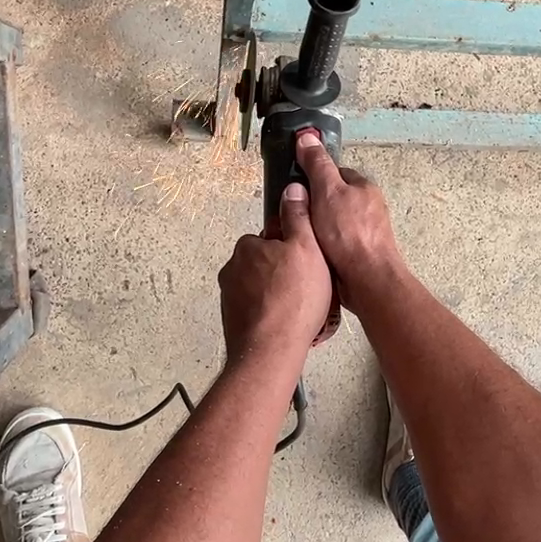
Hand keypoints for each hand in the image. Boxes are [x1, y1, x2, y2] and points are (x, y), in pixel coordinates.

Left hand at [216, 183, 333, 367]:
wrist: (270, 352)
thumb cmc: (293, 300)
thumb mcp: (307, 248)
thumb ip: (298, 216)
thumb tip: (292, 190)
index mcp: (247, 246)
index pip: (273, 236)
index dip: (295, 246)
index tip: (309, 261)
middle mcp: (232, 269)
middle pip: (267, 262)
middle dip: (286, 271)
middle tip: (310, 286)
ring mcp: (230, 297)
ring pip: (262, 287)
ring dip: (279, 294)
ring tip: (302, 308)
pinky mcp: (234, 321)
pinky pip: (258, 310)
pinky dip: (271, 314)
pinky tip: (289, 323)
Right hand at [294, 130, 406, 310]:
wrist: (367, 279)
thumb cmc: (350, 234)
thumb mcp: (327, 191)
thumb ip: (316, 165)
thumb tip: (306, 138)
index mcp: (363, 187)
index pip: (333, 173)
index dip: (312, 178)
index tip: (296, 187)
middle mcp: (367, 208)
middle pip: (331, 199)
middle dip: (313, 207)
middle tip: (295, 215)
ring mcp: (365, 232)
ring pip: (331, 223)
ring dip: (316, 229)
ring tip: (300, 236)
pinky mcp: (358, 254)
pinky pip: (334, 244)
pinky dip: (322, 247)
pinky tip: (312, 252)